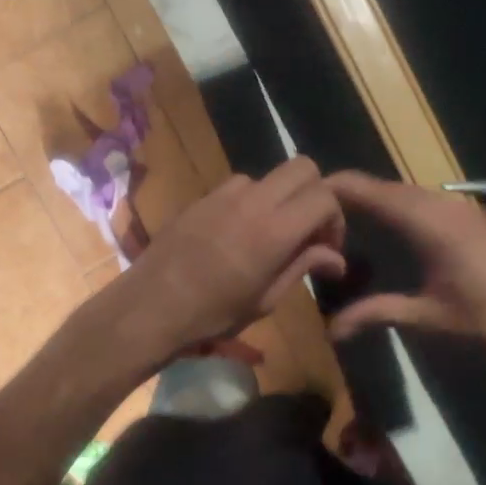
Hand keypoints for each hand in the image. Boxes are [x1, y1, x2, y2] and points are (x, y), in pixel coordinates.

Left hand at [122, 156, 345, 353]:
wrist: (149, 308)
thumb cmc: (211, 316)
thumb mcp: (264, 300)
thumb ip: (301, 267)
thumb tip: (336, 258)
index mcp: (274, 230)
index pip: (325, 196)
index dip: (335, 219)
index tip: (328, 247)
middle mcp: (253, 201)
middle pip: (303, 168)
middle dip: (316, 194)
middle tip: (309, 231)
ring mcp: (224, 194)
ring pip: (270, 176)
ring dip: (282, 198)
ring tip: (272, 235)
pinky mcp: (202, 198)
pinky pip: (240, 187)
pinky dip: (253, 202)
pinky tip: (240, 235)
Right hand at [326, 172, 485, 360]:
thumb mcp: (428, 317)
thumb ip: (377, 314)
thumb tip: (330, 331)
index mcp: (428, 221)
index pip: (370, 191)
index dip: (334, 188)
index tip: (301, 196)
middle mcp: (442, 205)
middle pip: (386, 188)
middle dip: (349, 195)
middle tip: (314, 214)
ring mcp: (461, 210)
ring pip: (406, 194)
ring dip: (375, 201)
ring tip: (342, 220)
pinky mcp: (472, 220)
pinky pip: (424, 203)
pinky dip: (397, 209)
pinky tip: (387, 230)